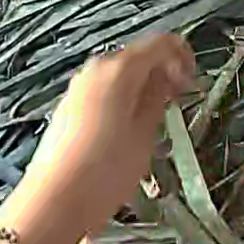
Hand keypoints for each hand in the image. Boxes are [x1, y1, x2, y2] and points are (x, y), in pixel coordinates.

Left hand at [0, 34, 196, 243]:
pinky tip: (125, 126)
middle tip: (176, 95)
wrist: (52, 202)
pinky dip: (120, 95)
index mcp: (120, 68)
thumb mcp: (144, 135)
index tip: (190, 74)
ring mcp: (80, 84)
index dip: (182, 54)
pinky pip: (103, 87)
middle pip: (139, 55)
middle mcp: (97, 67)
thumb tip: (166, 79)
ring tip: (153, 115)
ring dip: (141, 85)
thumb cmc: (98, 173)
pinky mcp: (70, 102)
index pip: (161, 42)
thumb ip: (159, 96)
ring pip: (120, 72)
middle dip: (161, 71)